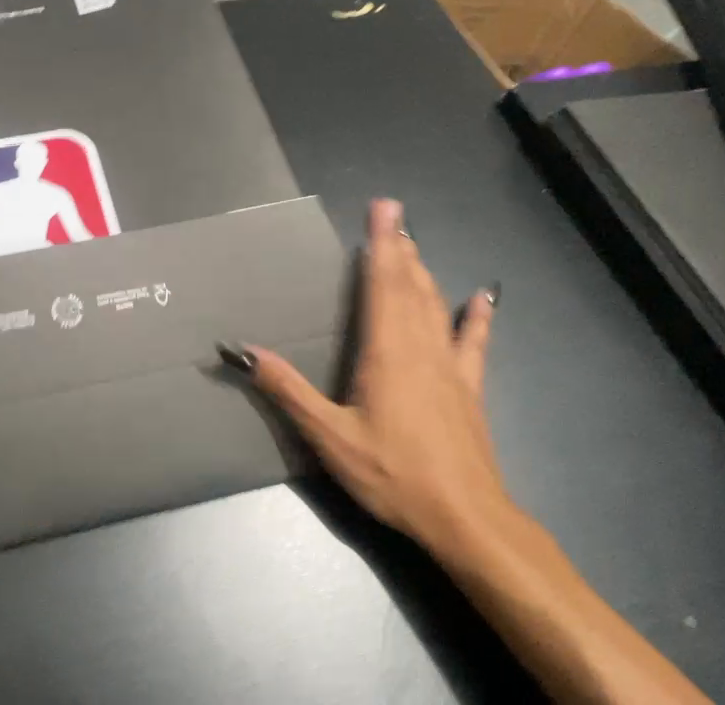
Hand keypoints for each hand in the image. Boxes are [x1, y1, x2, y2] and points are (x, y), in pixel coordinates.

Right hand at [235, 199, 506, 552]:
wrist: (465, 516)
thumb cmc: (393, 474)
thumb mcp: (330, 437)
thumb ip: (288, 390)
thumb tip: (242, 350)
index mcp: (385, 353)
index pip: (382, 285)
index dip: (380, 245)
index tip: (382, 208)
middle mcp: (420, 349)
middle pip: (409, 287)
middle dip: (399, 247)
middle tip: (393, 212)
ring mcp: (449, 367)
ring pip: (435, 306)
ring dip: (423, 272)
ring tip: (414, 243)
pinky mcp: (468, 389)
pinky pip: (473, 343)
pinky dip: (476, 317)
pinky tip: (482, 297)